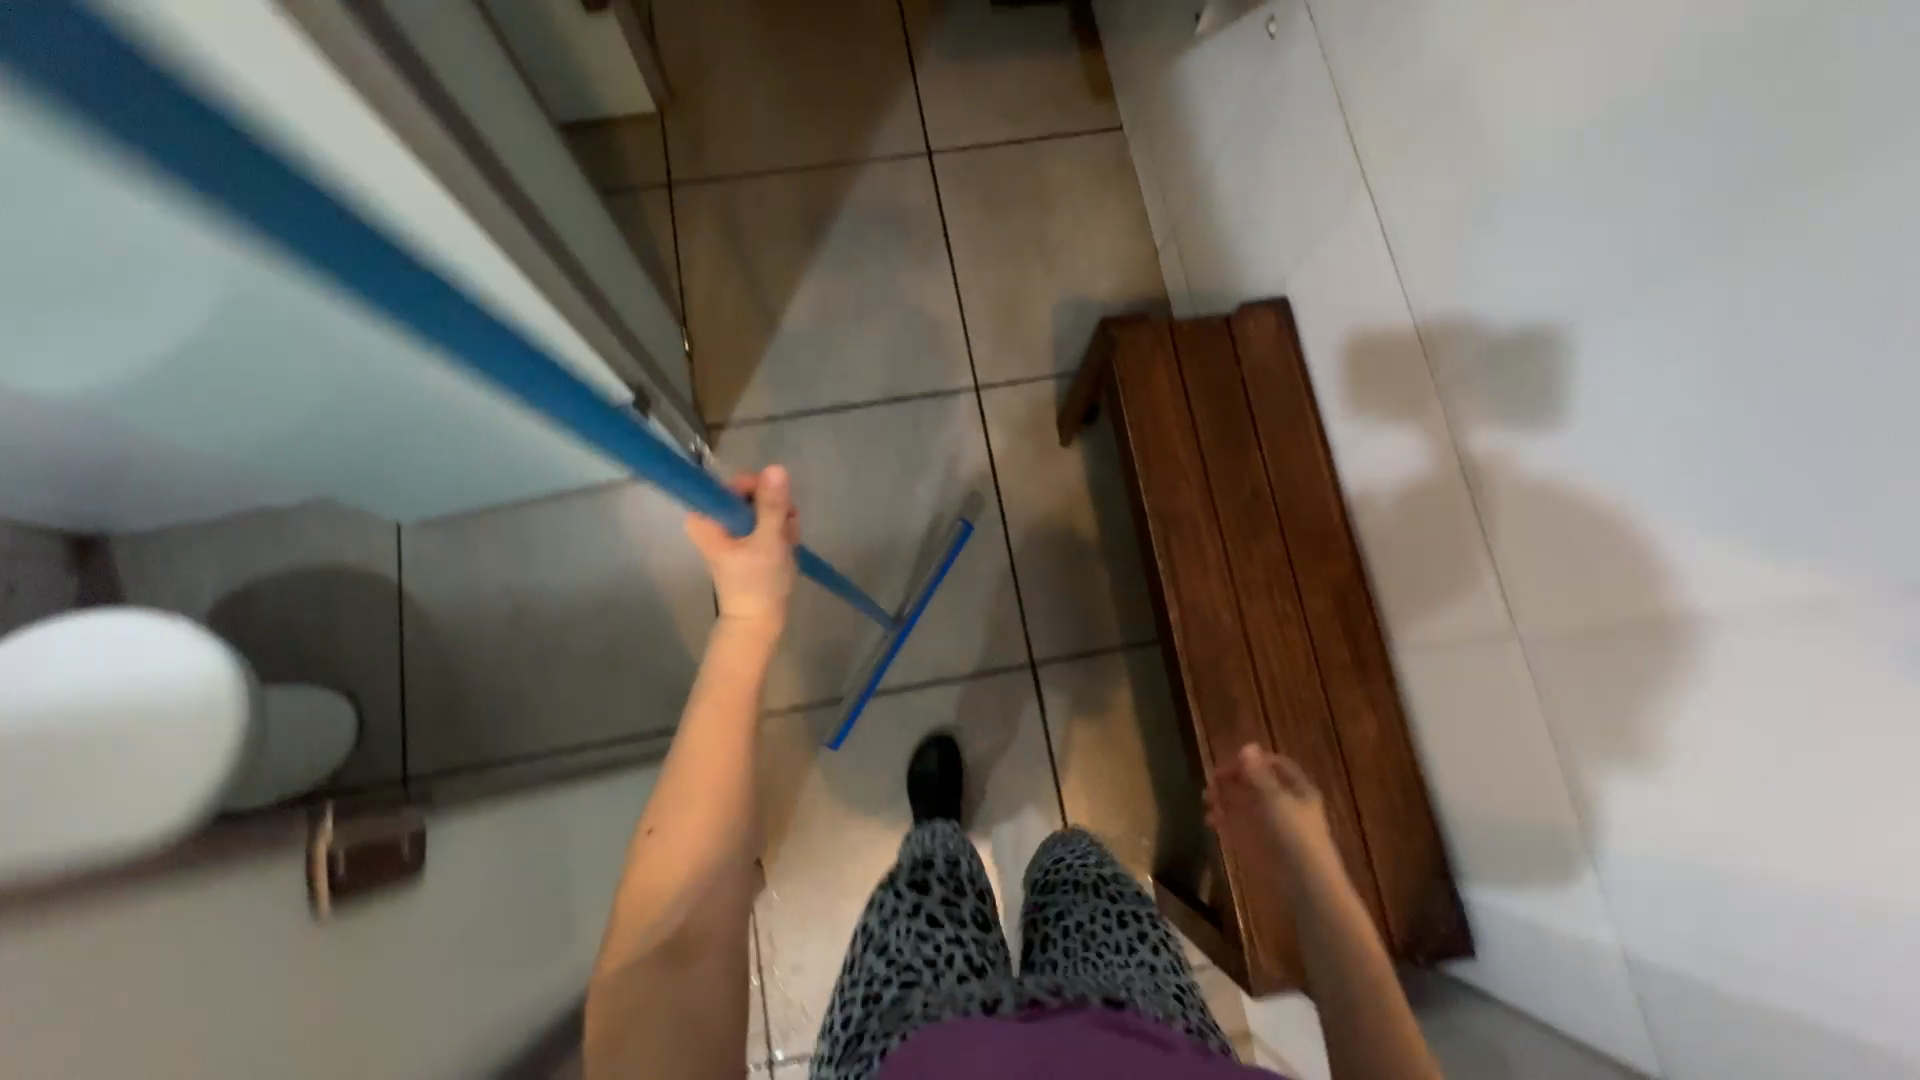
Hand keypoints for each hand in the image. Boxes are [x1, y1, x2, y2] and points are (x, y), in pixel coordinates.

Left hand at [684, 466, 798, 636]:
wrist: (759, 621)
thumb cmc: (758, 583)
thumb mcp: (768, 541)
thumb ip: (772, 504)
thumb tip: (776, 468)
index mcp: (706, 516)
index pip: (735, 483)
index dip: (760, 491)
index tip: (776, 509)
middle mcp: (714, 517)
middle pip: (752, 493)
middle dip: (775, 510)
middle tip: (783, 533)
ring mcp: (730, 528)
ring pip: (764, 506)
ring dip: (781, 522)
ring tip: (785, 545)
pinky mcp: (745, 538)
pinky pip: (766, 521)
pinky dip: (780, 531)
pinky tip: (786, 547)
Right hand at [1205, 743, 1337, 869]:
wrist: (1304, 885)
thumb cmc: (1294, 835)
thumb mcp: (1275, 798)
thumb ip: (1257, 773)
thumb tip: (1246, 746)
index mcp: (1298, 790)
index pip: (1275, 766)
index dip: (1253, 761)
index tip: (1229, 764)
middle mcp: (1286, 805)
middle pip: (1257, 784)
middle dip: (1233, 780)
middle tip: (1211, 782)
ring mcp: (1272, 827)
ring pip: (1245, 806)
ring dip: (1225, 800)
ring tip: (1206, 800)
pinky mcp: (1261, 847)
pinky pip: (1240, 828)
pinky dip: (1225, 822)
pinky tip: (1210, 820)